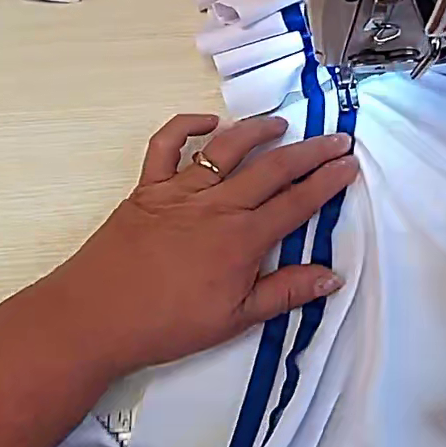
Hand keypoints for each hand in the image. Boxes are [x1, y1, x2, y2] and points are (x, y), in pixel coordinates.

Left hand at [28, 113, 358, 377]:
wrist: (97, 316)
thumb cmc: (166, 323)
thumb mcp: (234, 320)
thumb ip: (284, 294)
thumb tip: (331, 276)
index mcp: (241, 238)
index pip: (296, 202)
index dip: (328, 181)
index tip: (348, 164)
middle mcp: (217, 205)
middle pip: (273, 167)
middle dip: (310, 150)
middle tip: (334, 138)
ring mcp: (180, 190)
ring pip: (227, 148)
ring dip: (257, 130)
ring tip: (280, 123)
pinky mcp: (148, 187)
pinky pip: (166, 145)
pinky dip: (186, 126)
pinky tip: (207, 123)